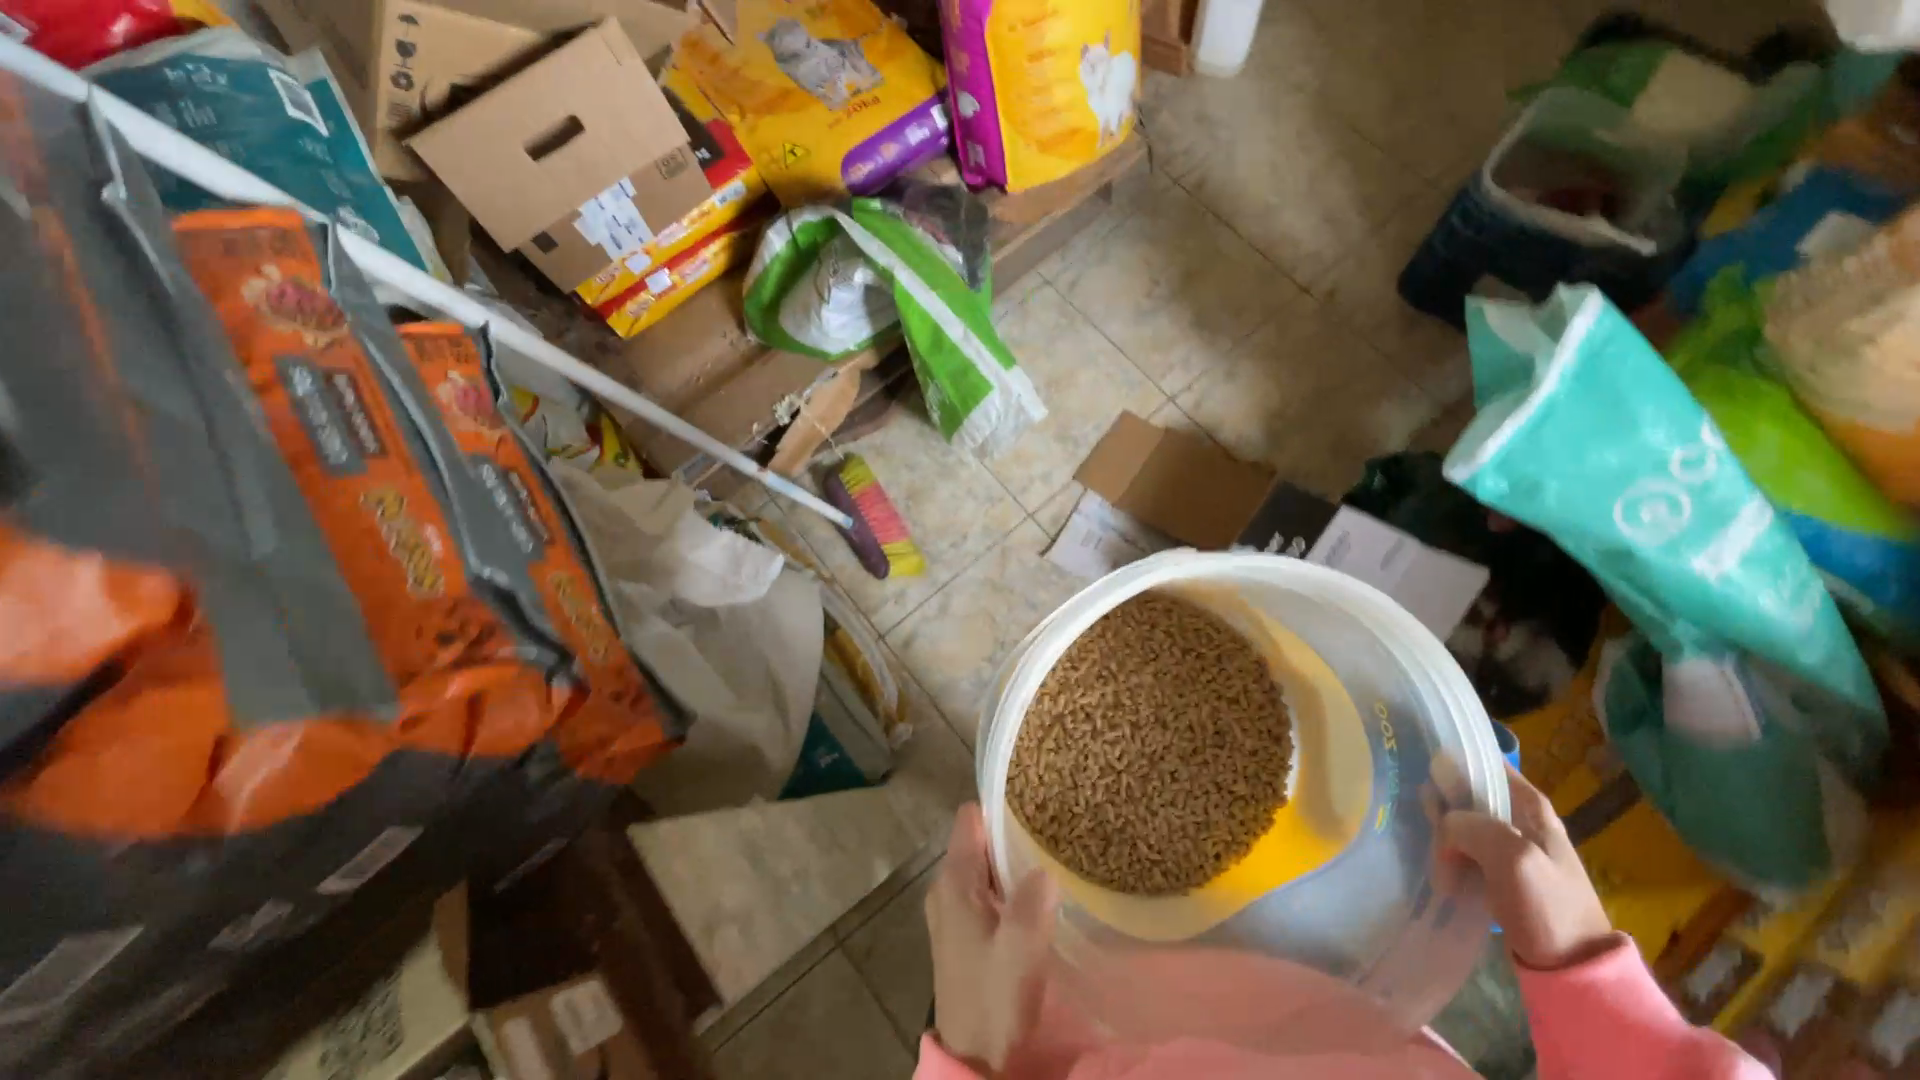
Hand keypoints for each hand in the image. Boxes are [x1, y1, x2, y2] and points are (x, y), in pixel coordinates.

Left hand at [925, 803, 1058, 1073]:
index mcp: (953, 883)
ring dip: (1013, 861)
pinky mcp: (963, 931)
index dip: (1001, 807)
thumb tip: (1045, 865)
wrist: (974, 1056)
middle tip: (1057, 829)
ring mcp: (952, 911)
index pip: (971, 819)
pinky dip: (1009, 884)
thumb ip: (1032, 903)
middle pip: (979, 840)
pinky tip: (1039, 891)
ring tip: (1055, 854)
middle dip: (1013, 833)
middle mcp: (945, 889)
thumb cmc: (993, 1000)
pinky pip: (986, 889)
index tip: (1037, 802)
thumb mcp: (1020, 952)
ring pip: (984, 866)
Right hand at [1443, 764, 1614, 971]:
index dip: (1452, 761)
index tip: (1424, 773)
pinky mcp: (1496, 869)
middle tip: (1431, 831)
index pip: (1484, 761)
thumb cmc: (1548, 907)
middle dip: (1441, 806)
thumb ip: (1471, 825)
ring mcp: (1508, 844)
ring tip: (1437, 861)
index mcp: (1529, 804)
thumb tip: (1441, 822)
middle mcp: (1518, 816)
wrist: (1571, 968)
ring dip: (1442, 835)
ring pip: (1459, 820)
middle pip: (1465, 790)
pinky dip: (1447, 854)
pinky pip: (1461, 847)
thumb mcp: (1511, 857)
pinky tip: (1439, 869)